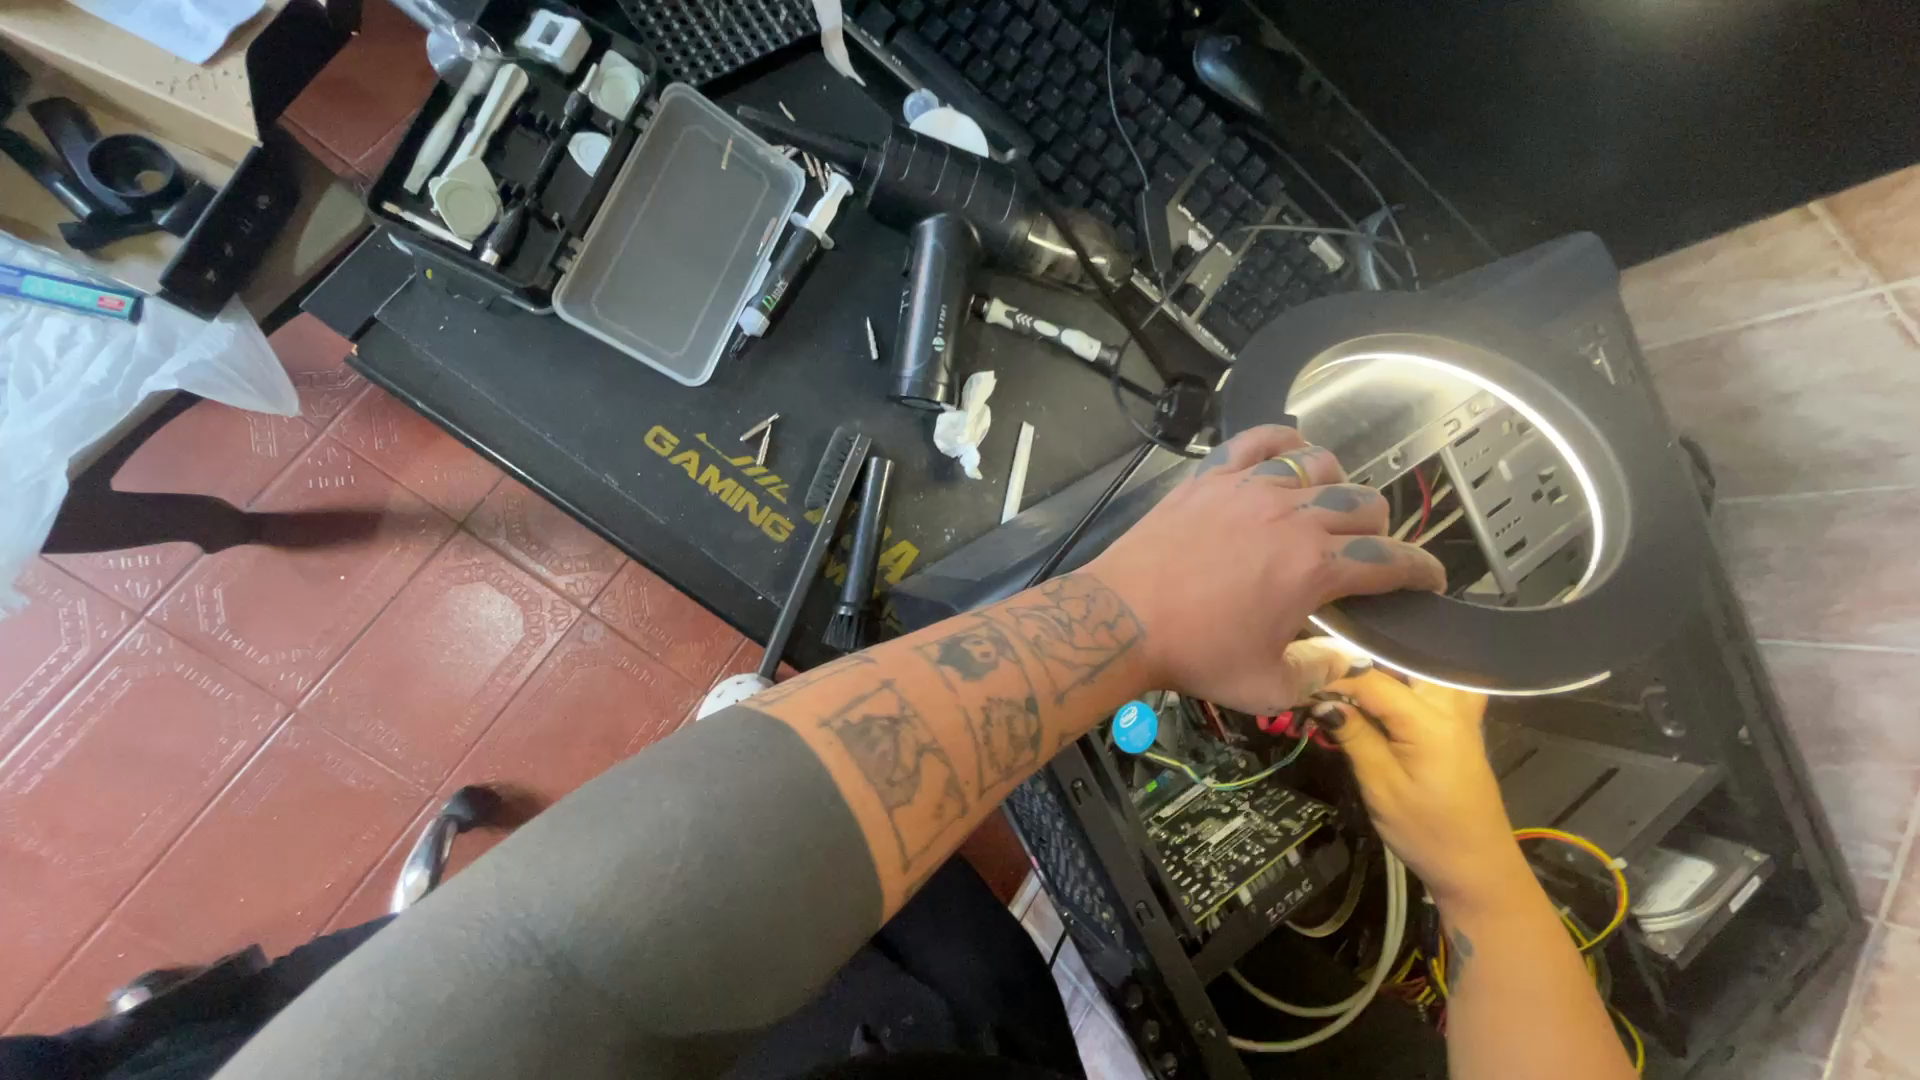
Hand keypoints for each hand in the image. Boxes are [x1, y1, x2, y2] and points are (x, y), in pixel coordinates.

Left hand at [1085, 424, 1445, 713]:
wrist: (1122, 618)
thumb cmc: (1193, 653)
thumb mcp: (1264, 687)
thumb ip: (1317, 675)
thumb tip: (1340, 659)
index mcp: (1316, 569)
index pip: (1392, 560)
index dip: (1422, 570)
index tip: (1428, 579)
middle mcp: (1293, 517)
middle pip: (1364, 504)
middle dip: (1378, 530)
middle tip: (1361, 552)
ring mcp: (1249, 489)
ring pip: (1318, 464)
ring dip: (1334, 485)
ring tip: (1323, 506)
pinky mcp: (1211, 477)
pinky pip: (1259, 439)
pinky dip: (1283, 439)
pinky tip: (1289, 452)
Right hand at [1314, 672, 1531, 912]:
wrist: (1479, 869)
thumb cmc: (1427, 833)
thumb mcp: (1381, 787)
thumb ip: (1354, 736)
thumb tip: (1321, 700)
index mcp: (1430, 723)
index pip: (1372, 680)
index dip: (1333, 676)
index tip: (1299, 678)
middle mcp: (1450, 708)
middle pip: (1404, 661)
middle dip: (1362, 658)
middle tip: (1324, 670)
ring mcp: (1462, 715)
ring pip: (1426, 668)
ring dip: (1389, 665)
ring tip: (1353, 675)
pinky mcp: (1462, 725)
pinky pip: (1439, 683)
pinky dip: (1412, 677)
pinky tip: (1390, 686)